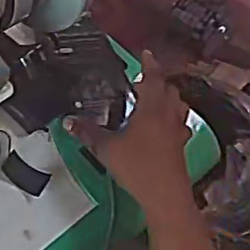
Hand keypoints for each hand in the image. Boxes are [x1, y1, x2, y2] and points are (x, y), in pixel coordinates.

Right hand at [70, 51, 194, 219]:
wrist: (166, 196)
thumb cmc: (139, 168)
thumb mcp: (106, 148)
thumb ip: (87, 132)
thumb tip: (69, 121)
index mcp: (152, 109)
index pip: (153, 78)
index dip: (149, 64)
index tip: (146, 53)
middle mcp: (169, 116)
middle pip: (169, 90)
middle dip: (158, 81)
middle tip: (143, 79)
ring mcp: (178, 132)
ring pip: (178, 106)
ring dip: (167, 98)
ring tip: (153, 99)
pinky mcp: (180, 147)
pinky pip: (179, 124)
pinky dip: (172, 118)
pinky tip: (163, 127)